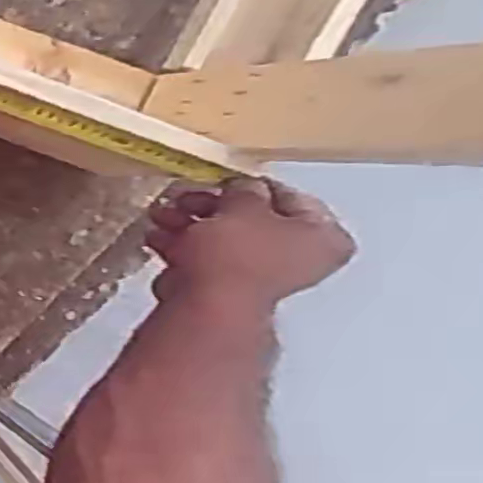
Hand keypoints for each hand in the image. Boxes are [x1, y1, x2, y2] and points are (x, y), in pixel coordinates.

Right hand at [147, 177, 354, 308]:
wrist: (209, 303)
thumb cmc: (237, 251)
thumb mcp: (242, 206)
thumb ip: (245, 189)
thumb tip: (243, 188)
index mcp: (323, 237)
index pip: (290, 198)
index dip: (251, 186)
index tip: (220, 180)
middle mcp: (300, 257)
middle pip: (251, 220)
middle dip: (209, 206)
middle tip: (181, 197)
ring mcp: (262, 275)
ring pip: (222, 238)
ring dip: (189, 224)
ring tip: (160, 216)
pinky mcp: (228, 288)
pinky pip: (206, 258)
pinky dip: (183, 245)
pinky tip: (158, 237)